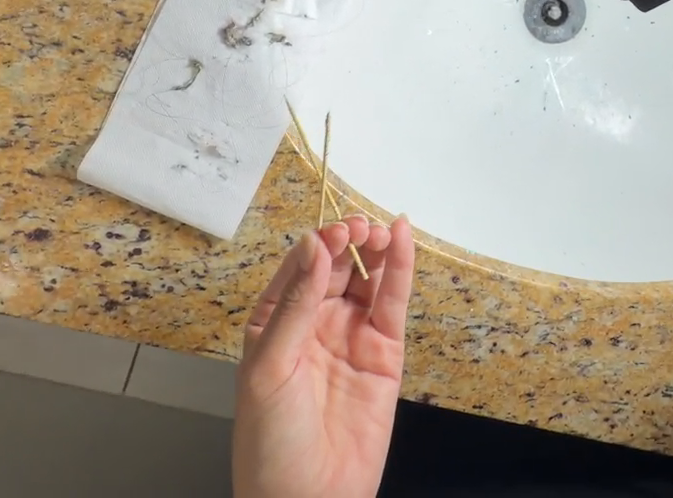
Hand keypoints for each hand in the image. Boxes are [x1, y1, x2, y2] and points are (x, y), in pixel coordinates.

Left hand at [234, 215, 416, 497]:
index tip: (333, 234)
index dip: (318, 245)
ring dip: (375, 247)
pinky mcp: (385, 349)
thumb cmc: (270, 444)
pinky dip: (401, 268)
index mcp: (277, 322)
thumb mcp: (270, 368)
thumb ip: (296, 304)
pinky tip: (402, 240)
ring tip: (381, 229)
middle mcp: (315, 321)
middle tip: (359, 228)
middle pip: (337, 264)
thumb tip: (313, 247)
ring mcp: (352, 332)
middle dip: (348, 240)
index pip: (300, 267)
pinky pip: (393, 301)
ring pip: (368, 276)